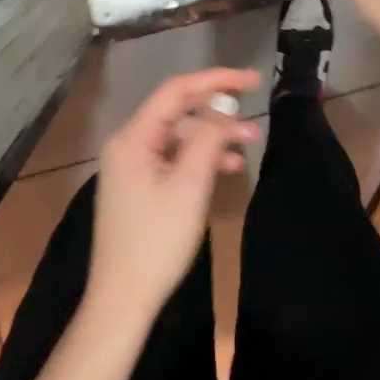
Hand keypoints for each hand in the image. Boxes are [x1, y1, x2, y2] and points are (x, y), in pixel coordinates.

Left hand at [87, 68, 260, 317]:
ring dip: (215, 135)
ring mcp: (133, 168)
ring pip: (181, 136)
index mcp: (133, 138)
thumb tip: (224, 106)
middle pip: (179, 111)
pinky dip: (202, 157)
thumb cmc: (157, 240)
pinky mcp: (140, 188)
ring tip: (251, 141)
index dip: (216, 79)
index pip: (177, 90)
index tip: (252, 80)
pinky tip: (230, 167)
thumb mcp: (190, 184)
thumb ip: (209, 137)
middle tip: (255, 108)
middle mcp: (129, 145)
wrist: (123, 300)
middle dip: (219, 109)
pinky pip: (175, 158)